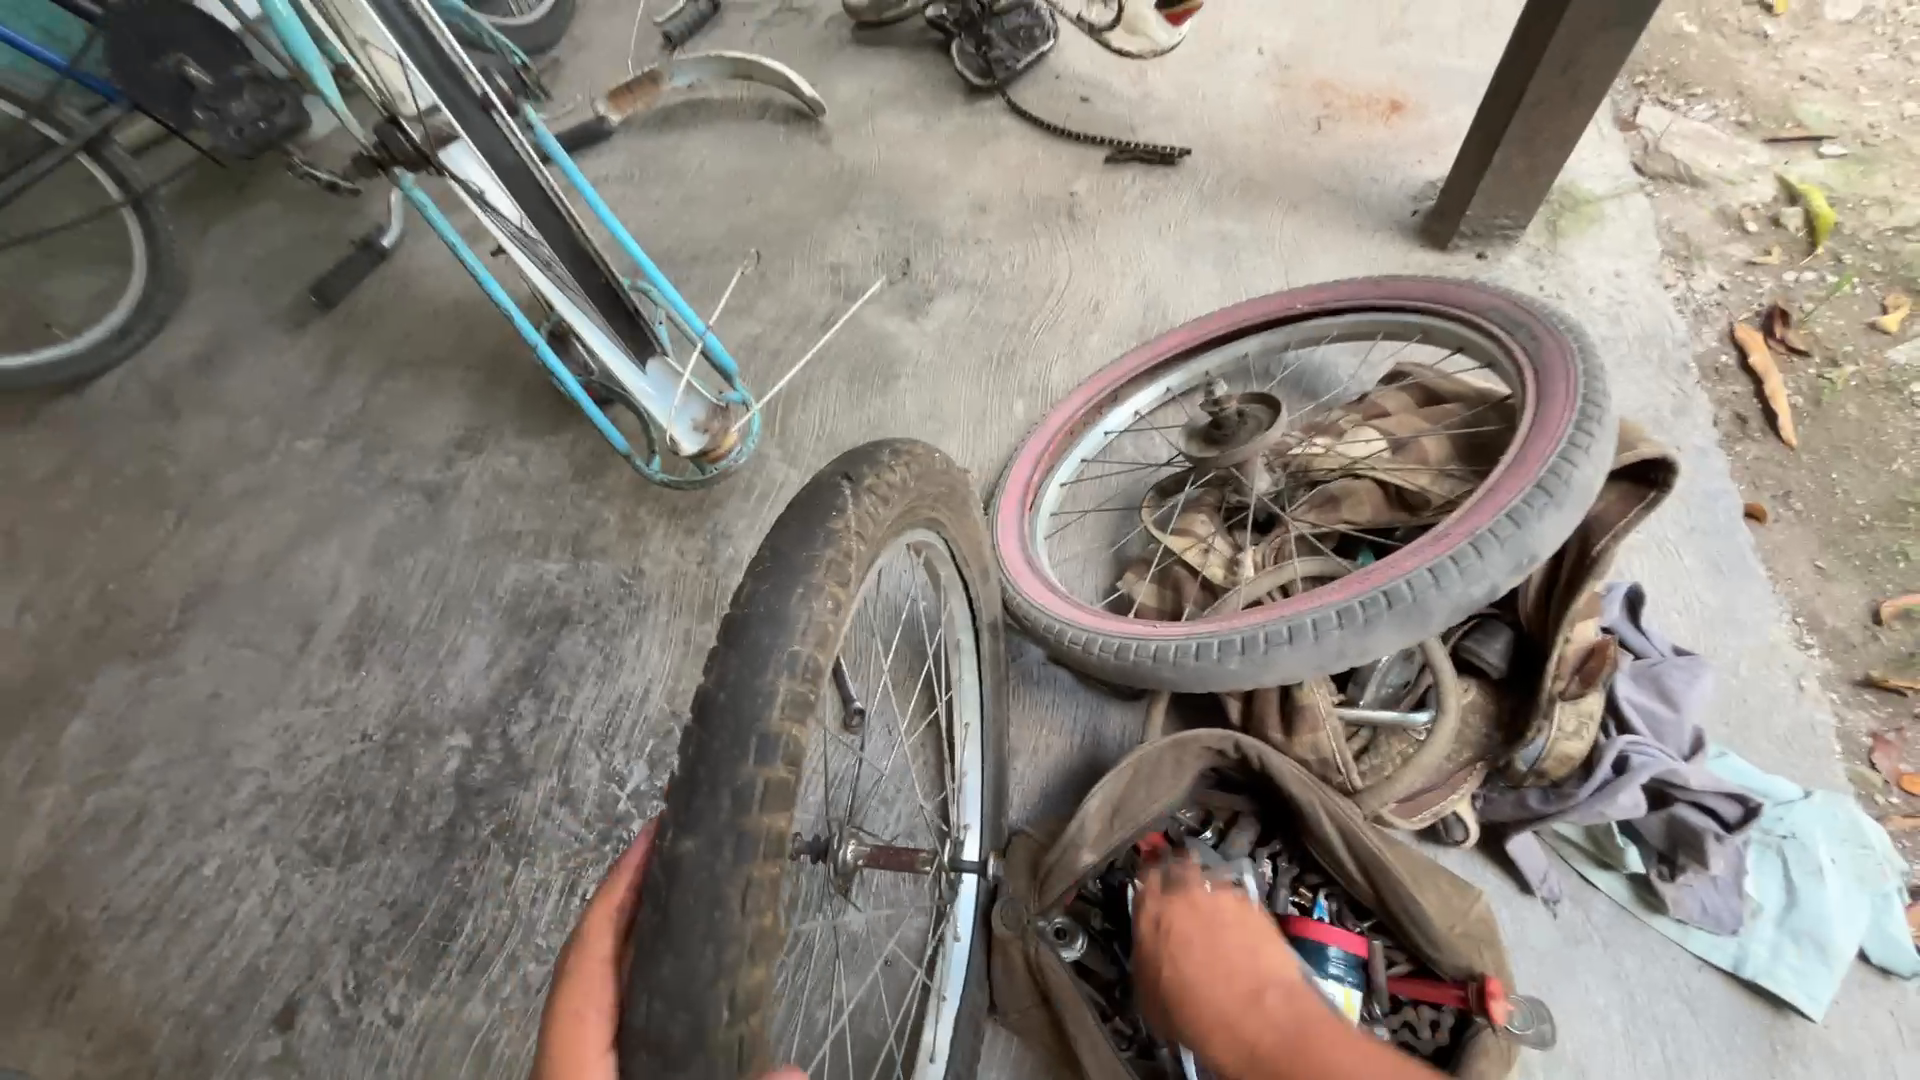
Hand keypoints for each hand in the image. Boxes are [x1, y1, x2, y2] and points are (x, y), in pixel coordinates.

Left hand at [531, 818, 806, 1079]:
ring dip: (640, 931)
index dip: (617, 887)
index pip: (588, 953)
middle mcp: (570, 1048)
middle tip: (680, 844)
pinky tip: (684, 969)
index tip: (651, 833)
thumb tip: (794, 1069)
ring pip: (605, 985)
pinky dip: (645, 973)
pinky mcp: (600, 1070)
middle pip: (594, 955)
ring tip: (687, 887)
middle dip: (632, 894)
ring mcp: (584, 1058)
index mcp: (570, 1055)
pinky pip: (618, 1008)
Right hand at [1130, 854, 1313, 1077]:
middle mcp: (1181, 893)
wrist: (1254, 1016)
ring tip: (1217, 911)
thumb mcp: (1150, 995)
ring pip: (1211, 878)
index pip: (1145, 878)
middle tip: (1186, 889)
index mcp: (1150, 912)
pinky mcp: (1252, 904)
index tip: (1155, 888)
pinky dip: (1239, 909)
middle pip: (1179, 865)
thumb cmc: (1193, 1014)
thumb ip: (1146, 960)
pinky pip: (1239, 898)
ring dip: (1211, 890)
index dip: (1151, 881)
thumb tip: (1150, 953)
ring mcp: (1219, 894)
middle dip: (1182, 871)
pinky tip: (1244, 930)